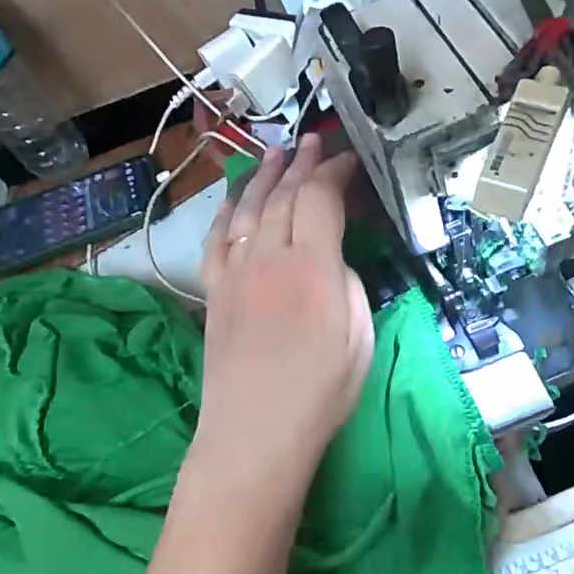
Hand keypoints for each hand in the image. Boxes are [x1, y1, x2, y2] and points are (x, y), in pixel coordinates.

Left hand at [194, 134, 373, 469]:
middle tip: (314, 142)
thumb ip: (350, 288)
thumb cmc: (319, 394)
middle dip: (302, 165)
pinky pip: (217, 239)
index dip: (336, 173)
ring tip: (276, 153)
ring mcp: (235, 273)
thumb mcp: (360, 339)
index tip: (350, 160)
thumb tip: (333, 264)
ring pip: (247, 209)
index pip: (321, 199)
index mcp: (313, 268)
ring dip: (264, 177)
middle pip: (283, 196)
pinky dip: (226, 212)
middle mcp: (269, 257)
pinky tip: (234, 198)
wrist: (254, 432)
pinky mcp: (214, 292)